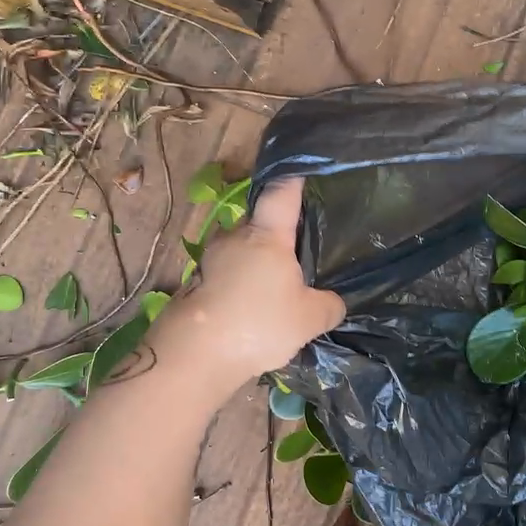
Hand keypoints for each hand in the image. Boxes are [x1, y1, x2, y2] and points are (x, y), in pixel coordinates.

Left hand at [149, 178, 343, 390]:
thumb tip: (332, 301)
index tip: (303, 168)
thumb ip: (329, 304)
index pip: (282, 195)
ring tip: (284, 285)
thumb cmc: (259, 324)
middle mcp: (235, 239)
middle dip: (279, 235)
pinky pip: (231, 276)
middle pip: (260, 226)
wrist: (193, 357)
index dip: (294, 180)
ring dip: (261, 264)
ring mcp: (211, 262)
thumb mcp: (313, 318)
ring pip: (244, 252)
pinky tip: (261, 309)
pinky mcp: (198, 286)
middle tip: (303, 250)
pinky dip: (246, 285)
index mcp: (266, 237)